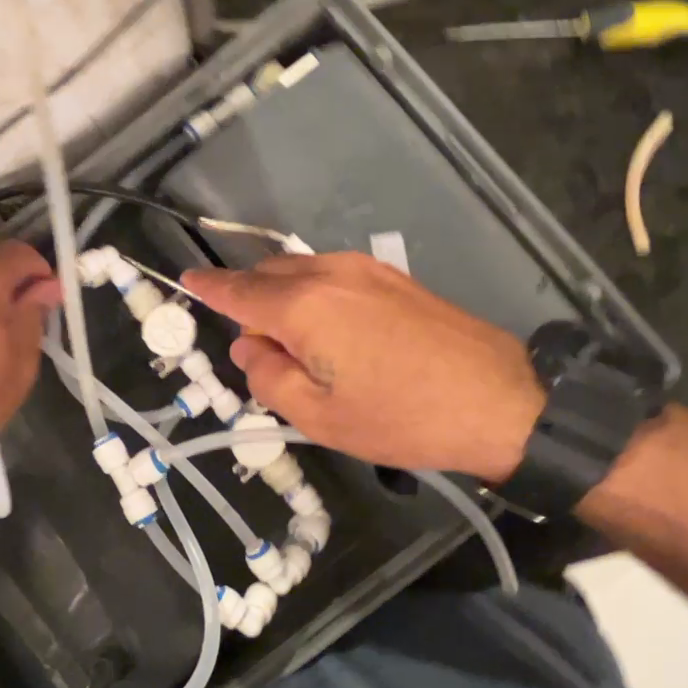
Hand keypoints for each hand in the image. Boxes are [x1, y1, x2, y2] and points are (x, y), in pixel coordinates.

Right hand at [182, 253, 543, 480]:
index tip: (186, 282)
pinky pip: (332, 276)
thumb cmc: (402, 416)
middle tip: (260, 355)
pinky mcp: (394, 278)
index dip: (208, 288)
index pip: (238, 290)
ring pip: (302, 273)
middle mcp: (330, 273)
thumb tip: (249, 348)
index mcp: (303, 306)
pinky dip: (314, 296)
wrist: (501, 401)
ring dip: (284, 299)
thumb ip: (269, 377)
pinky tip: (333, 335)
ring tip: (299, 351)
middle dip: (250, 303)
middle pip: (268, 276)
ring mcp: (367, 270)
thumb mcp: (319, 417)